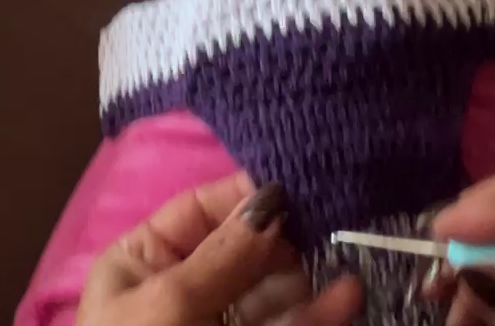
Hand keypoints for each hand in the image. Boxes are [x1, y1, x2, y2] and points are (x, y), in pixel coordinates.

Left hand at [79, 174, 363, 325]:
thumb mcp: (168, 304)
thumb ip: (222, 257)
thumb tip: (269, 202)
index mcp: (144, 261)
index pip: (200, 211)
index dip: (245, 196)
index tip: (298, 182)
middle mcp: (183, 290)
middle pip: (243, 252)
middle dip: (287, 236)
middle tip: (335, 219)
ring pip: (272, 296)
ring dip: (311, 278)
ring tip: (351, 257)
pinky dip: (316, 316)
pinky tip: (347, 299)